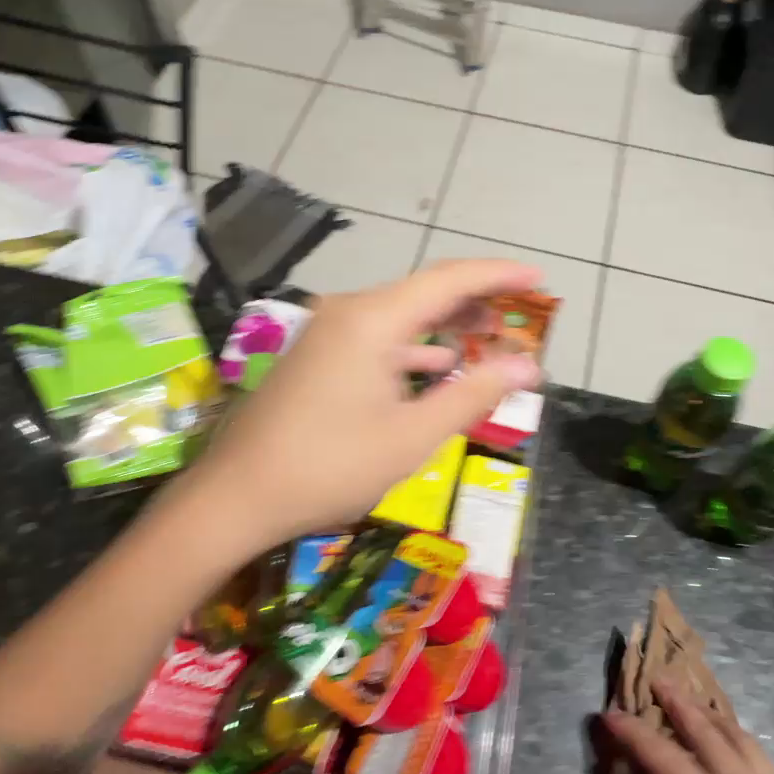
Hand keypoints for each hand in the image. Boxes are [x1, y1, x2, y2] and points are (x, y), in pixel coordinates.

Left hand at [185, 259, 542, 545]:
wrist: (234, 498)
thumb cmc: (328, 467)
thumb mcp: (412, 436)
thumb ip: (473, 393)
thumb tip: (527, 366)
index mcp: (372, 319)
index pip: (449, 281)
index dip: (498, 276)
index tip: (539, 280)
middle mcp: (348, 311)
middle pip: (425, 291)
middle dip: (477, 300)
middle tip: (523, 313)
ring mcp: (328, 331)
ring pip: (401, 315)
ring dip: (446, 324)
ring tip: (491, 335)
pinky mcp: (318, 354)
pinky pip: (378, 337)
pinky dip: (414, 347)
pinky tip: (439, 365)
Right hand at [605, 680, 773, 773]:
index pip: (663, 758)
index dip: (633, 733)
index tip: (609, 713)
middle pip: (705, 732)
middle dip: (679, 703)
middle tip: (658, 677)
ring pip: (740, 738)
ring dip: (713, 715)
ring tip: (695, 698)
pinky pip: (762, 757)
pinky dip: (741, 738)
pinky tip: (736, 739)